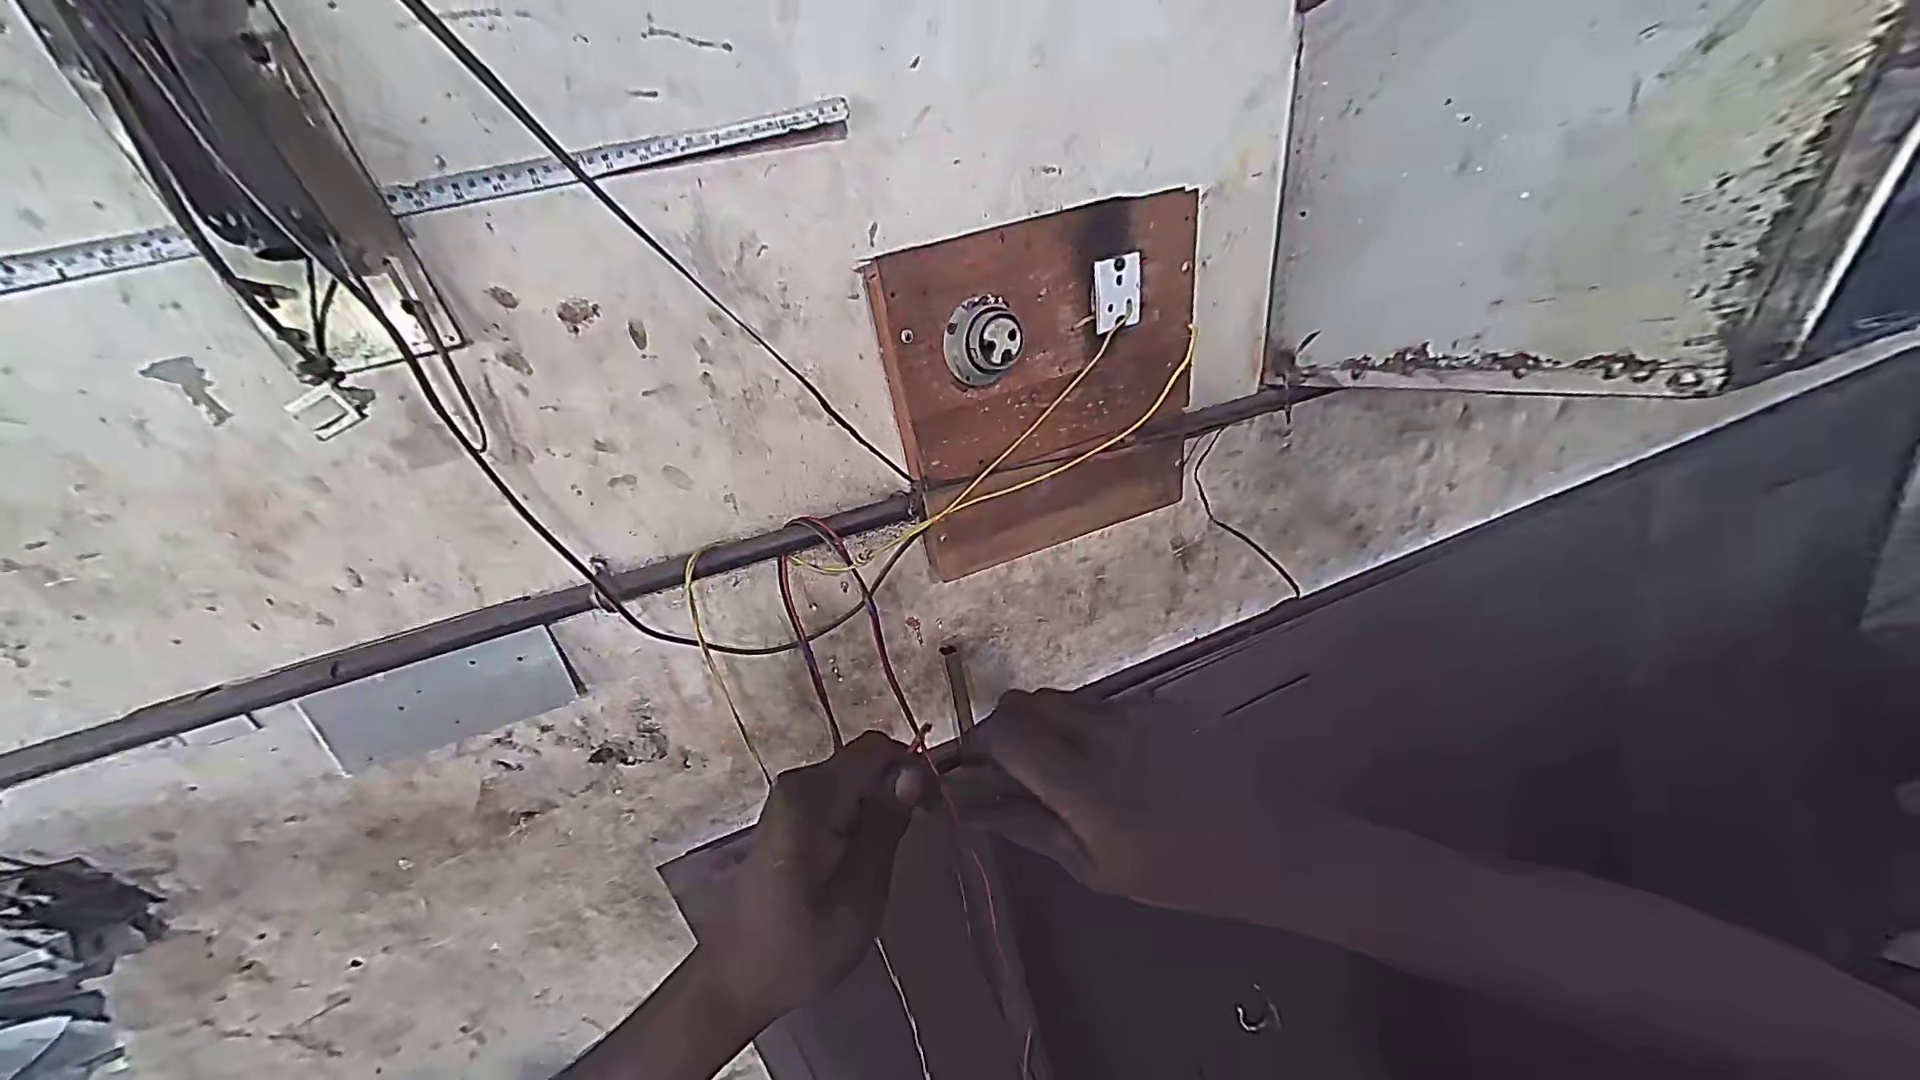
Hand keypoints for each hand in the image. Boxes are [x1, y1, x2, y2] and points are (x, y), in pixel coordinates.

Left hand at [702, 731, 926, 1020]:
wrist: (736, 978)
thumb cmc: (800, 946)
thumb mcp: (859, 896)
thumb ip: (885, 826)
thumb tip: (912, 772)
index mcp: (812, 797)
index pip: (876, 749)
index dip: (912, 765)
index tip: (933, 805)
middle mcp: (798, 783)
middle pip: (864, 759)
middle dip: (897, 784)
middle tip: (917, 828)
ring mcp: (790, 795)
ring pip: (854, 774)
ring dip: (880, 799)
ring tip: (889, 847)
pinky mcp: (789, 811)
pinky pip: (838, 792)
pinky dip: (861, 810)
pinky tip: (863, 849)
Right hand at [952, 689, 1350, 921]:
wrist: (1271, 843)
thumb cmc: (1179, 872)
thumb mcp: (1095, 867)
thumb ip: (1026, 827)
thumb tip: (967, 808)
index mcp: (1086, 785)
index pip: (1006, 733)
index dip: (978, 743)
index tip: (975, 766)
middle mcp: (1105, 733)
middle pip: (1024, 703)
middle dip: (1004, 728)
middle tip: (1015, 766)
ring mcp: (1134, 710)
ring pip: (1060, 698)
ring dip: (1043, 724)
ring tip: (1067, 766)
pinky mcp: (1156, 701)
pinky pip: (1100, 701)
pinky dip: (1084, 722)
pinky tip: (1115, 758)